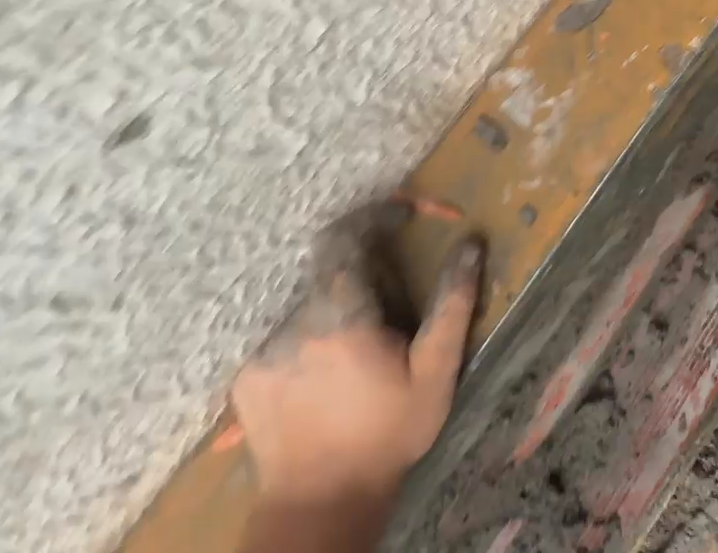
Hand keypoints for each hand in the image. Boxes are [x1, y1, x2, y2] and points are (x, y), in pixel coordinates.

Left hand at [230, 203, 483, 504]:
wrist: (320, 503)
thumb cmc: (389, 433)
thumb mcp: (436, 369)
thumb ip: (452, 302)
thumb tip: (470, 246)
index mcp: (339, 317)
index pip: (343, 238)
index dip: (374, 215)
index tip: (405, 214)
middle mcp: (292, 324)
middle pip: (330, 272)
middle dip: (367, 276)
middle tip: (397, 314)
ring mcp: (263, 351)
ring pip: (310, 305)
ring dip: (341, 311)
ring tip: (365, 357)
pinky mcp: (247, 377)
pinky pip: (286, 335)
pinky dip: (315, 338)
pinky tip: (334, 377)